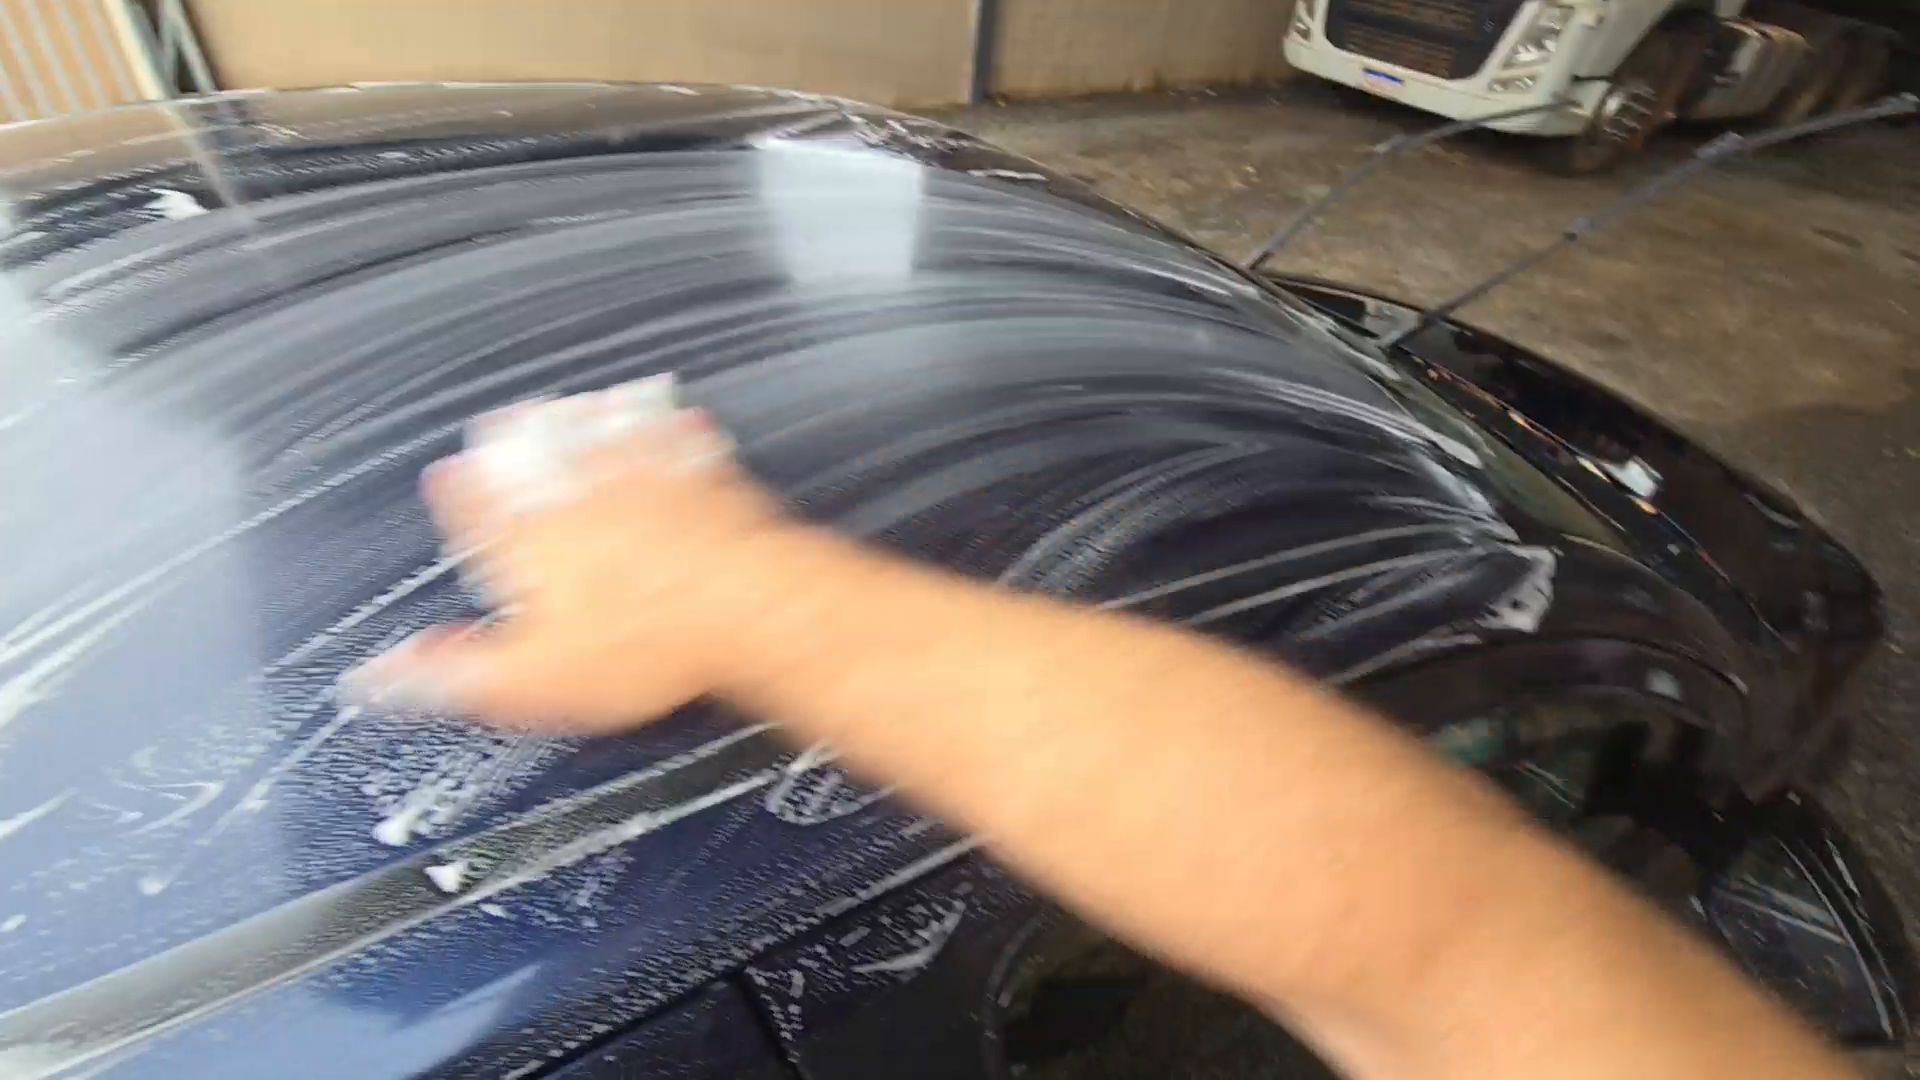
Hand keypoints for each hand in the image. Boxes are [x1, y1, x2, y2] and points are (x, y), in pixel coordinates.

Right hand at [341, 388, 807, 731]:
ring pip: (609, 440)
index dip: (457, 494)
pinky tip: (678, 418)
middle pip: (539, 460)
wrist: (743, 605)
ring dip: (587, 421)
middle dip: (513, 441)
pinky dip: (674, 427)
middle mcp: (588, 499)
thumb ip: (458, 671)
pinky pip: (684, 443)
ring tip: (573, 405)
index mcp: (534, 541)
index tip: (447, 477)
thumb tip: (393, 674)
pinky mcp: (704, 481)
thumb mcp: (536, 679)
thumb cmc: (650, 641)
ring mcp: (650, 482)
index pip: (477, 509)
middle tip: (499, 420)